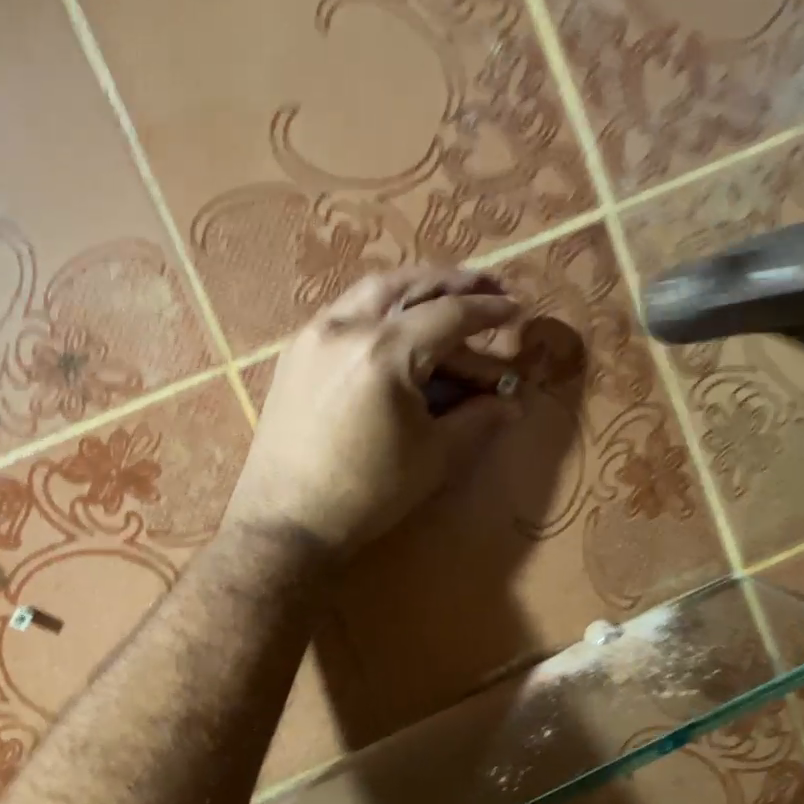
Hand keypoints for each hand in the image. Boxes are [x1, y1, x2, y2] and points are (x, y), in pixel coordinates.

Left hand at [223, 267, 523, 556]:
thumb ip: (477, 418)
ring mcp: (313, 336)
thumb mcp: (434, 456)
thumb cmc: (368, 493)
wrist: (286, 521)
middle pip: (406, 284)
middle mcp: (344, 328)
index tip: (517, 309)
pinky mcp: (295, 353)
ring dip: (413, 288)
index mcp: (384, 351)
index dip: (488, 311)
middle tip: (486, 286)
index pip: (449, 315)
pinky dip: (378, 309)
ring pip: (370, 292)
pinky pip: (344, 313)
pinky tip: (397, 326)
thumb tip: (513, 402)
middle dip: (451, 282)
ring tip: (446, 298)